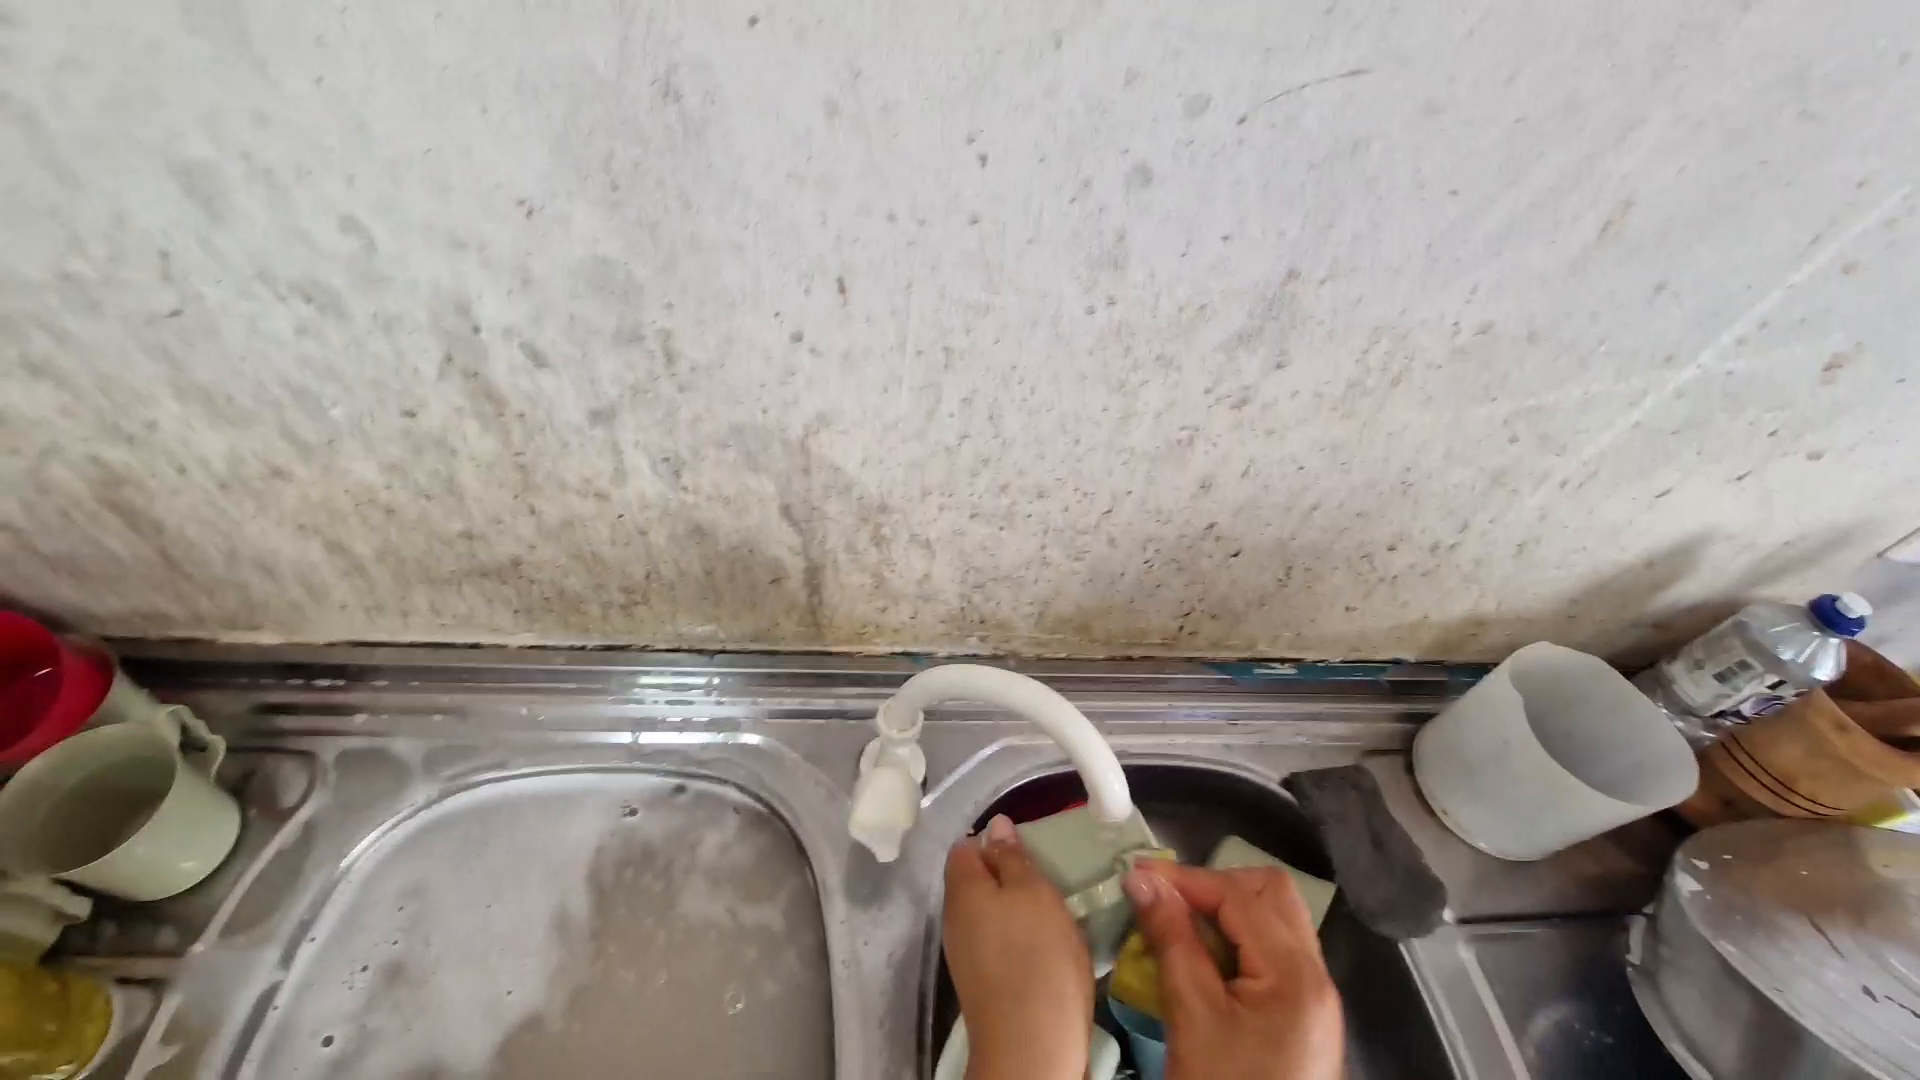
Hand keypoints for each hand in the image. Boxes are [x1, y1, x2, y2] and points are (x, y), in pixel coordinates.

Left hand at [943, 814, 1092, 1079]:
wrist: (1030, 1047)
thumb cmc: (1037, 956)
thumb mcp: (1033, 892)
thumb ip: (1012, 856)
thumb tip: (996, 825)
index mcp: (961, 888)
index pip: (966, 846)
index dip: (995, 840)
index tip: (1030, 848)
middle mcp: (953, 918)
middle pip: (976, 880)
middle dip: (1009, 875)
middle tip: (1048, 878)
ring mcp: (964, 953)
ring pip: (989, 912)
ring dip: (1017, 908)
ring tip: (1053, 911)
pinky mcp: (982, 981)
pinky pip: (997, 942)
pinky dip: (1018, 938)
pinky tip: (1044, 947)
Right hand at [1123, 861, 1343, 1079]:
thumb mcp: (1191, 1017)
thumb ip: (1171, 939)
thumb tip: (1141, 879)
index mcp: (1295, 976)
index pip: (1240, 896)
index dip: (1186, 880)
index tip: (1137, 878)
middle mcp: (1317, 977)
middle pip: (1271, 894)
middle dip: (1215, 885)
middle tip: (1167, 901)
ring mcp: (1315, 997)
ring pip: (1275, 918)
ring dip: (1226, 909)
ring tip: (1179, 925)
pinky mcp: (1304, 1015)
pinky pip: (1274, 950)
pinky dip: (1238, 938)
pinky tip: (1202, 957)